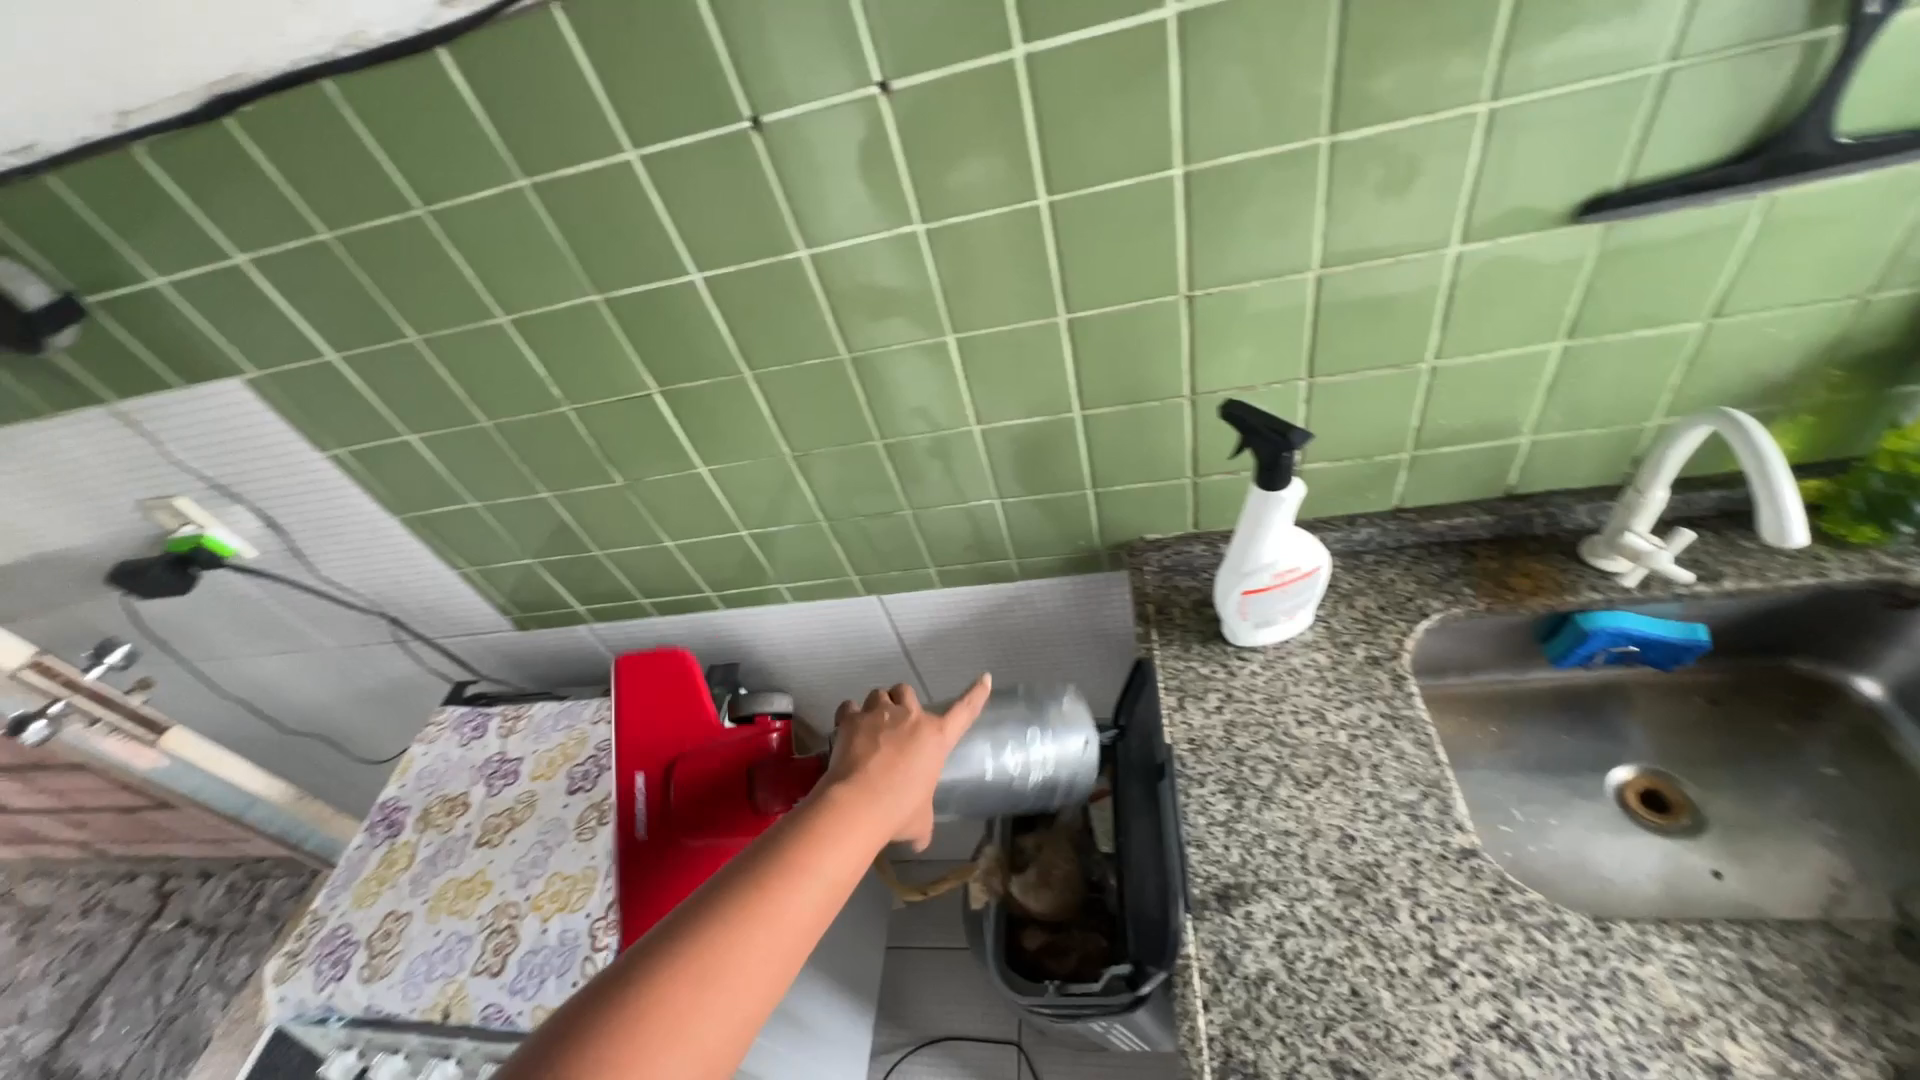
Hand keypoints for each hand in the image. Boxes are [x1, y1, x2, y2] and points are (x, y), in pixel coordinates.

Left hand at [820, 674, 991, 850]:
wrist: (859, 803)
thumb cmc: (898, 811)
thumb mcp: (920, 821)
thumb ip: (922, 824)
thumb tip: (919, 843)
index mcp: (936, 738)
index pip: (964, 711)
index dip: (976, 694)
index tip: (985, 678)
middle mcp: (910, 718)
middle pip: (907, 691)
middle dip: (901, 701)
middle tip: (894, 721)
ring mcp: (879, 714)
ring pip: (878, 694)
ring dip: (875, 707)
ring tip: (868, 726)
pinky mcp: (851, 719)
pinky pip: (849, 707)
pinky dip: (848, 716)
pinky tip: (846, 730)